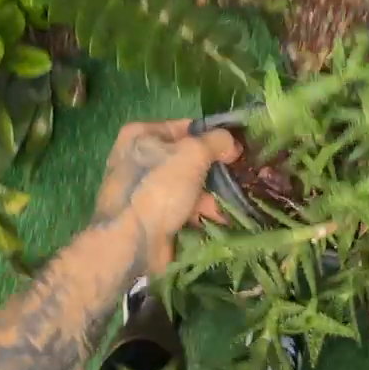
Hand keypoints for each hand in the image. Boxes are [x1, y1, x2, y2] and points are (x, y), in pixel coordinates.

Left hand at [95, 120, 238, 272]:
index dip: (212, 137)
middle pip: (187, 158)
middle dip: (213, 171)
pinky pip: (180, 207)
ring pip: (187, 185)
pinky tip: (218, 220)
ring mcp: (143, 188)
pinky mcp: (149, 215)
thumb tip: (231, 143)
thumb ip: (216, 141)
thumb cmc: (159, 188)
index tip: (235, 150)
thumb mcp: (193, 154)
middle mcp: (138, 157)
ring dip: (210, 196)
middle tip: (236, 179)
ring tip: (229, 206)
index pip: (185, 127)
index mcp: (141, 134)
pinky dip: (199, 213)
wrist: (132, 242)